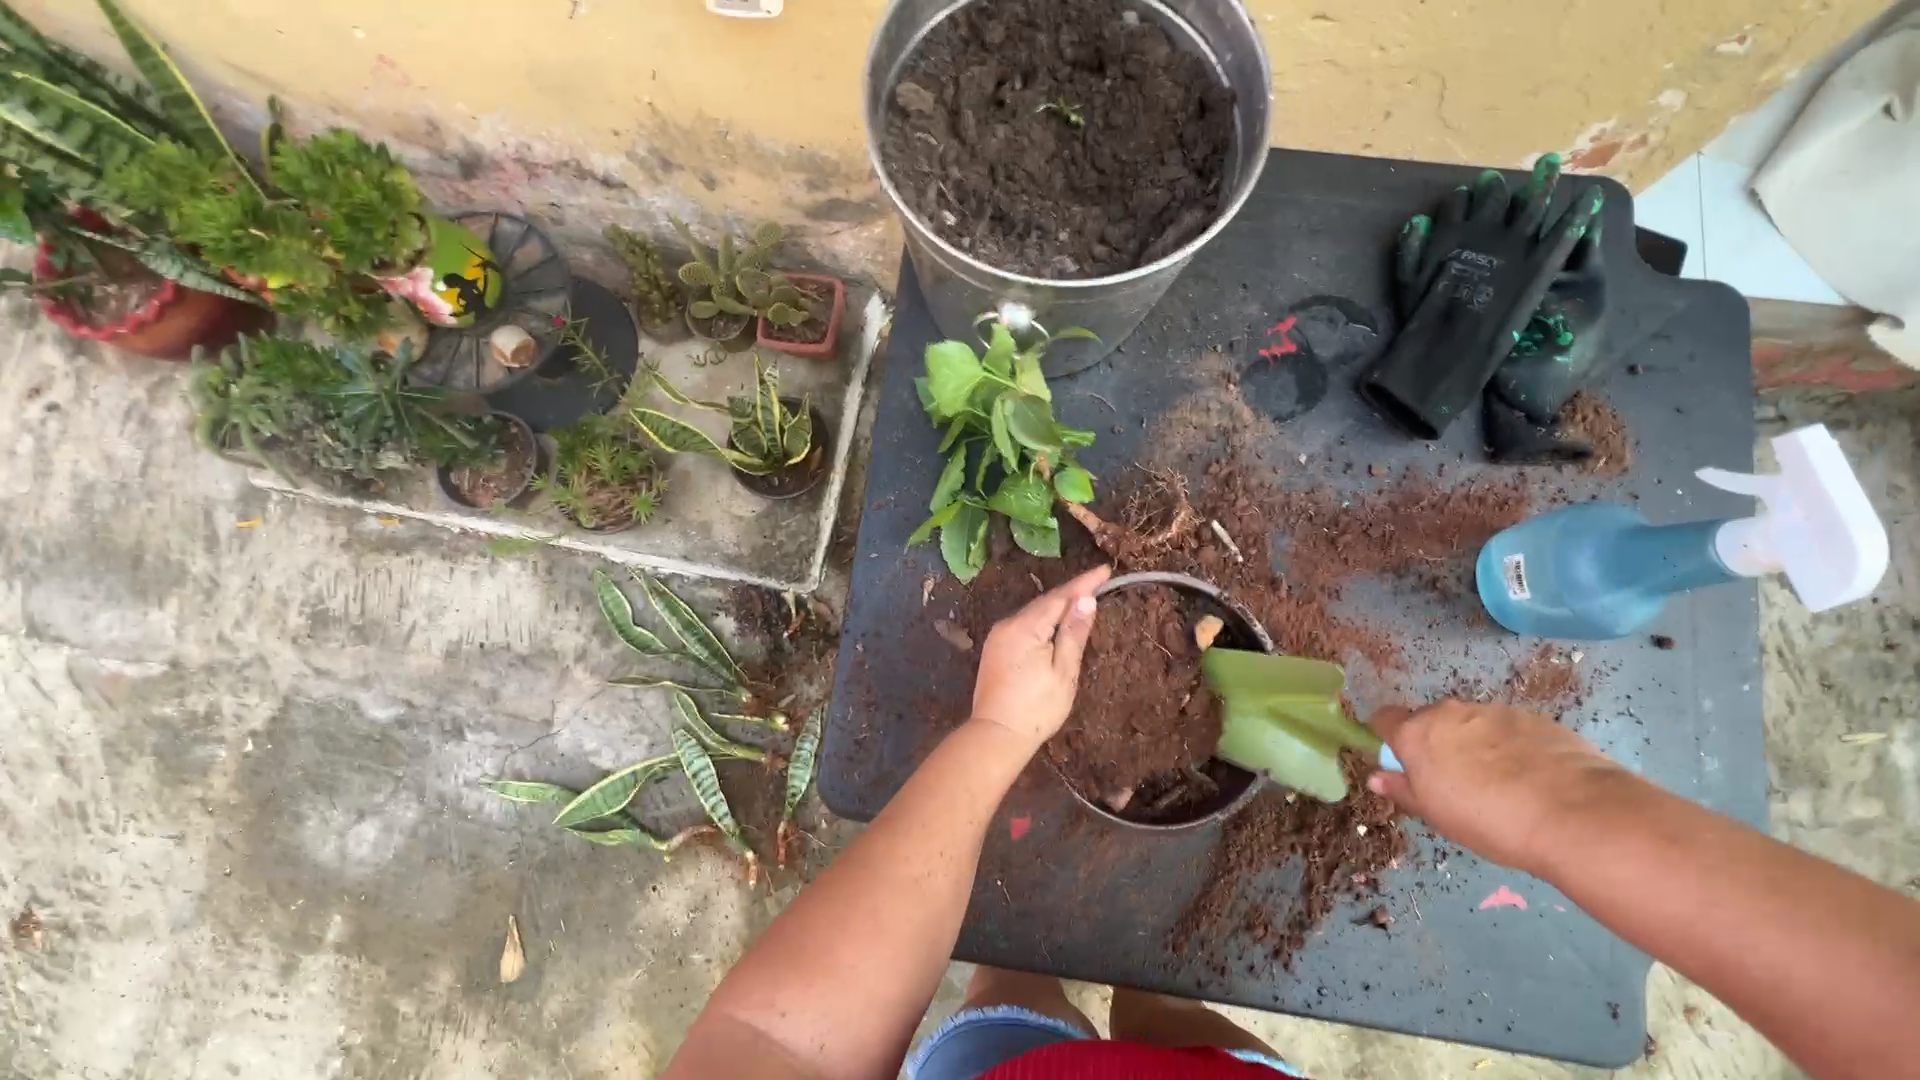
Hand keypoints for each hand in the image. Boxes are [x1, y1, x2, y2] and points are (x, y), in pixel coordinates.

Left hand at [968, 565, 1111, 751]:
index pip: (1060, 597)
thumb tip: (1085, 600)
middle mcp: (1007, 625)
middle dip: (1071, 593)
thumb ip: (1074, 633)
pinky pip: (1024, 626)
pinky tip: (1056, 624)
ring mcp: (998, 637)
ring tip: (1082, 600)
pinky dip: (1043, 621)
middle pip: (1044, 603)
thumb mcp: (1063, 671)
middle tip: (1098, 583)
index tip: (1105, 570)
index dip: (1084, 583)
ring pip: (1033, 614)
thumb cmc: (1036, 708)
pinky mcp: (995, 649)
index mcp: (1025, 627)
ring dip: (1057, 607)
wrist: (997, 734)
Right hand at [1367, 700, 1631, 874]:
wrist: (1577, 814)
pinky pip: (1509, 730)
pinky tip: (1532, 779)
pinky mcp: (1535, 718)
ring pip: (1472, 724)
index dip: (1388, 738)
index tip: (1402, 764)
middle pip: (1430, 721)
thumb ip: (1402, 790)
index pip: (1383, 718)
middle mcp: (1449, 712)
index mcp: (1416, 733)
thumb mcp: (1436, 814)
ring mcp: (1494, 712)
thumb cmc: (1489, 819)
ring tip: (1502, 785)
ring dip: (1475, 745)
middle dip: (1436, 744)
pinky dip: (1511, 748)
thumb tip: (1376, 777)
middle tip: (1455, 782)